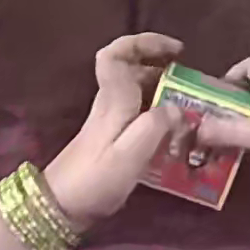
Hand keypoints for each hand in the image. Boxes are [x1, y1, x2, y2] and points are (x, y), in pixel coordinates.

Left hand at [43, 33, 188, 226]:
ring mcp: (110, 118)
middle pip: (131, 66)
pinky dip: (159, 109)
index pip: (116, 53)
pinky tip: (175, 126)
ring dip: (163, 86)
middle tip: (189, 75)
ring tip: (189, 100)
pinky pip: (139, 108)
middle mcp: (111, 102)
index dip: (144, 42)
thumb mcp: (130, 155)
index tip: (174, 50)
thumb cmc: (95, 179)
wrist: (59, 207)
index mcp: (114, 99)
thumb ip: (156, 126)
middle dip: (160, 62)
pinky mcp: (112, 134)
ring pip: (137, 87)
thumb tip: (176, 107)